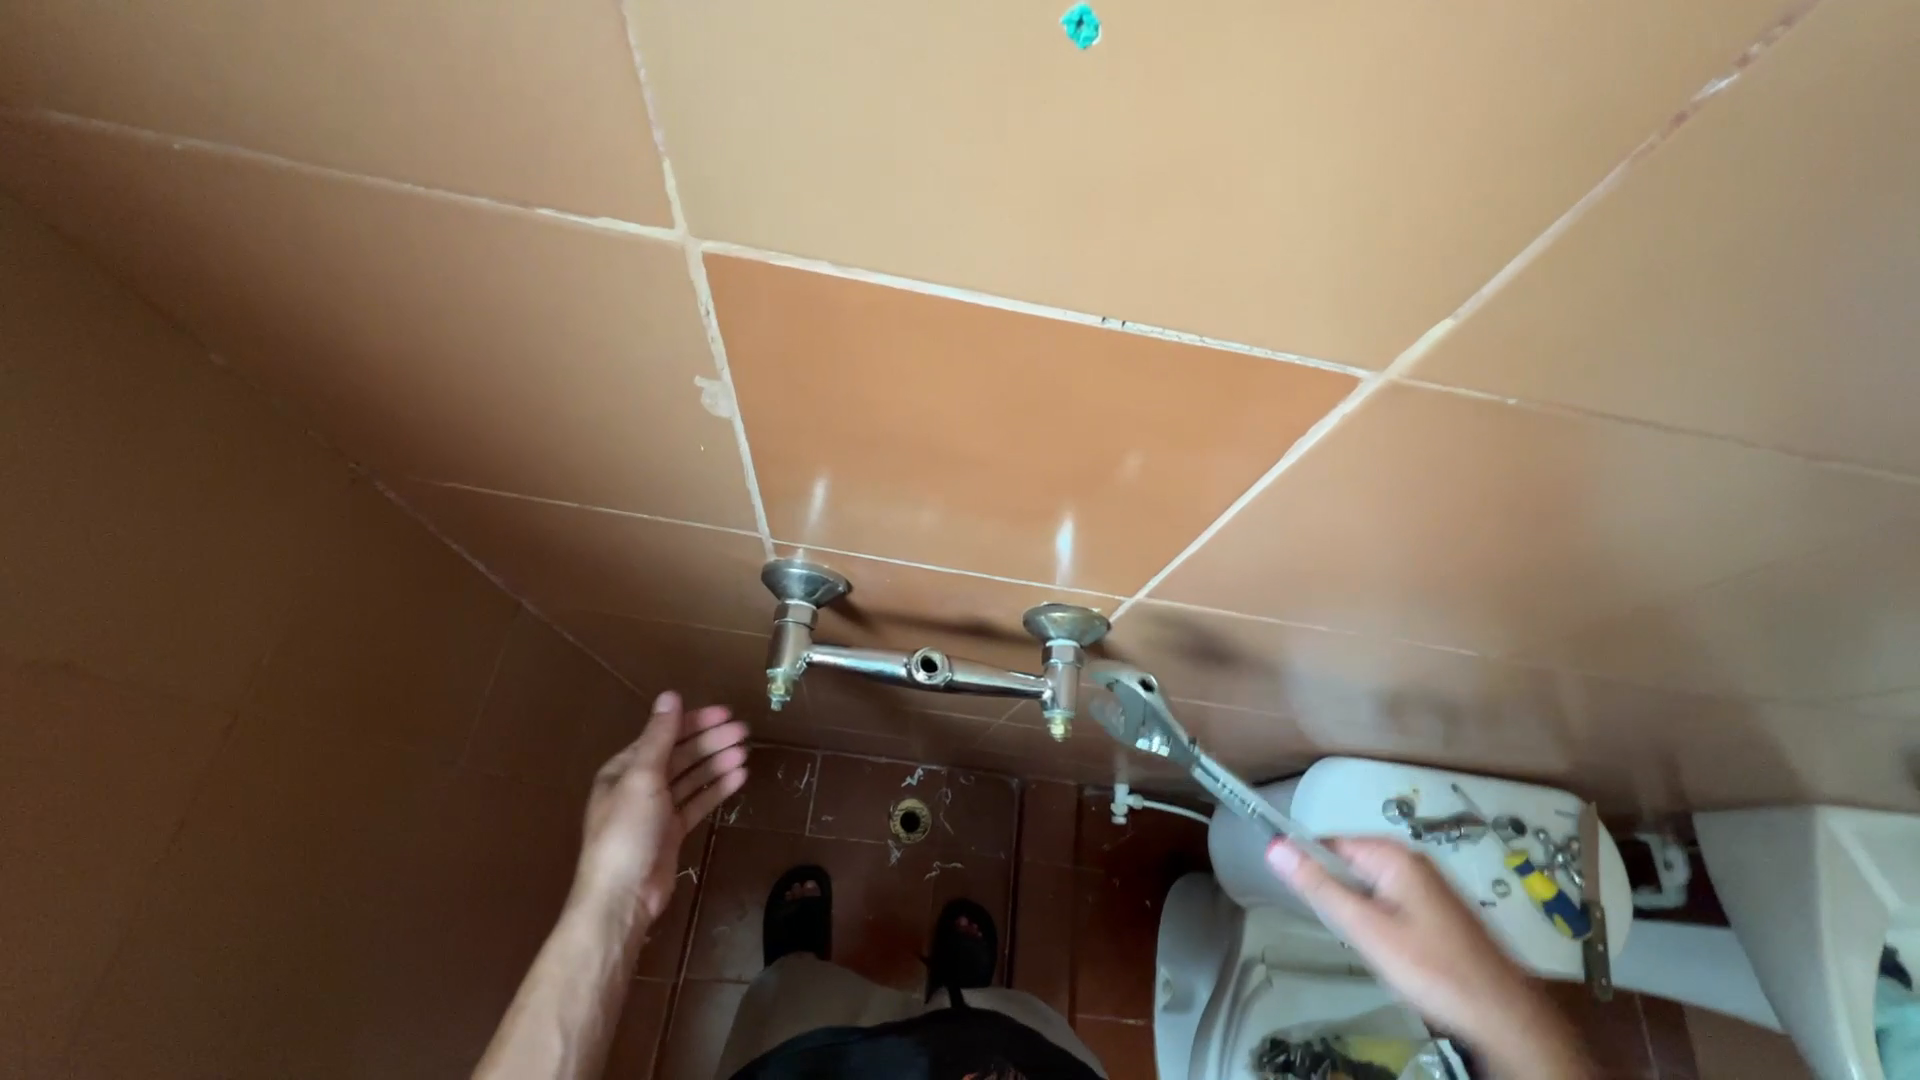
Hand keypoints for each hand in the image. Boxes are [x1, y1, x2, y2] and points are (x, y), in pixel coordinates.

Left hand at [573, 691, 748, 922]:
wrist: (622, 897)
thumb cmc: (627, 832)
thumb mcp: (642, 777)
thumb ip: (659, 736)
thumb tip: (670, 695)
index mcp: (624, 768)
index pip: (664, 735)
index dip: (695, 722)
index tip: (726, 714)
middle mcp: (639, 785)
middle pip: (681, 754)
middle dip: (711, 741)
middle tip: (744, 732)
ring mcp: (657, 810)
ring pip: (692, 777)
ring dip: (717, 763)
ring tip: (745, 753)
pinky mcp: (672, 831)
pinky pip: (698, 802)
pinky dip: (717, 788)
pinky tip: (739, 778)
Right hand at [1267, 837, 1592, 1078]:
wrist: (1504, 1017)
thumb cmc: (1432, 970)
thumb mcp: (1365, 929)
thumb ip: (1318, 886)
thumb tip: (1274, 845)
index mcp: (1393, 855)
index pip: (1327, 843)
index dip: (1310, 869)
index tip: (1305, 901)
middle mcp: (1411, 860)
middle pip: (1348, 864)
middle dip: (1339, 895)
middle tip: (1348, 931)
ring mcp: (1427, 883)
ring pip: (1368, 887)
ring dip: (1360, 912)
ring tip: (1372, 945)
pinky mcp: (1436, 907)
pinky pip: (1389, 901)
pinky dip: (1381, 922)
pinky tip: (1393, 951)